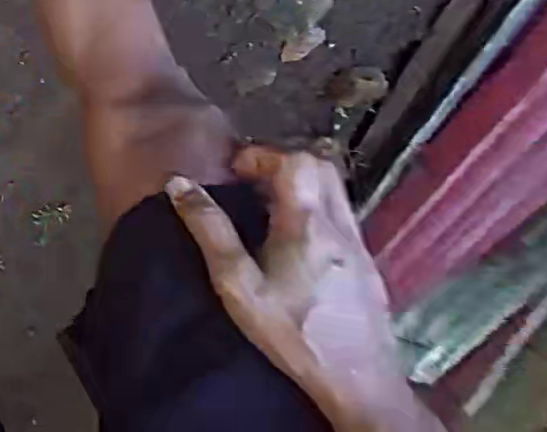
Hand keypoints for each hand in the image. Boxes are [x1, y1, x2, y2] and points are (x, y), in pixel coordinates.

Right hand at [166, 148, 440, 431]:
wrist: (363, 391)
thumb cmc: (295, 334)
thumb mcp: (239, 284)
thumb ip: (209, 229)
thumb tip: (178, 182)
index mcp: (307, 223)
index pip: (293, 160)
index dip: (261, 155)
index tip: (236, 173)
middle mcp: (339, 226)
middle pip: (319, 166)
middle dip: (281, 162)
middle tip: (251, 181)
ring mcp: (360, 246)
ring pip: (335, 189)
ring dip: (300, 183)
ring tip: (268, 207)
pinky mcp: (369, 267)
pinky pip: (342, 215)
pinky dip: (316, 208)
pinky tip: (296, 240)